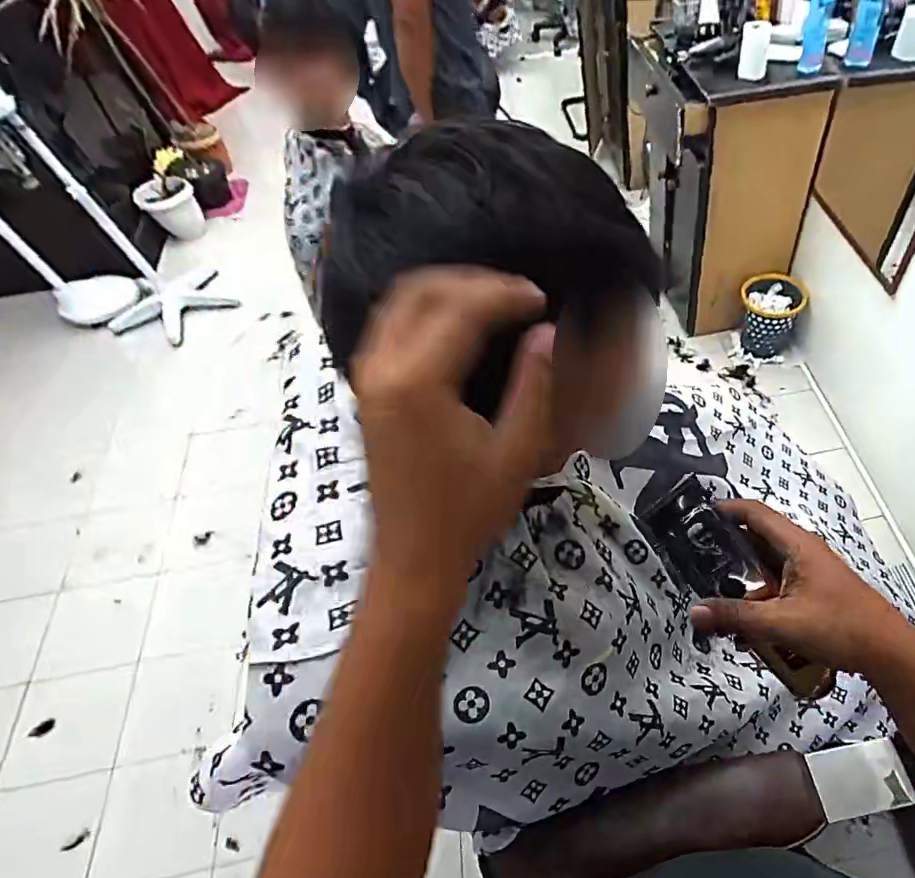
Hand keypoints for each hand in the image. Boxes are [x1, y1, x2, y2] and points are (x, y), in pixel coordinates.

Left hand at [350, 267, 555, 588]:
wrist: (415, 557)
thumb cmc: (469, 513)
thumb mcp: (517, 453)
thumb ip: (535, 387)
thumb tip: (547, 334)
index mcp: (418, 383)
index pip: (460, 310)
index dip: (503, 295)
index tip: (540, 299)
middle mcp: (381, 369)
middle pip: (420, 292)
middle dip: (473, 282)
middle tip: (518, 295)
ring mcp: (367, 379)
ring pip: (398, 304)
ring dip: (445, 292)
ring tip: (493, 302)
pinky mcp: (367, 392)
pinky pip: (389, 327)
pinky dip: (424, 312)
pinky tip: (458, 326)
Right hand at [688, 500, 914, 676]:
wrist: (887, 652)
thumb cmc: (842, 627)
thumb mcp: (780, 622)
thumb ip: (736, 616)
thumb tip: (697, 612)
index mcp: (798, 546)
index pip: (756, 513)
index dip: (727, 509)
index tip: (700, 514)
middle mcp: (804, 554)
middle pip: (757, 543)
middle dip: (729, 556)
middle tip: (700, 566)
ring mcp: (810, 574)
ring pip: (767, 572)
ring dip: (745, 588)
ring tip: (720, 609)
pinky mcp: (814, 594)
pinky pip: (779, 591)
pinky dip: (761, 604)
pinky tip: (748, 630)